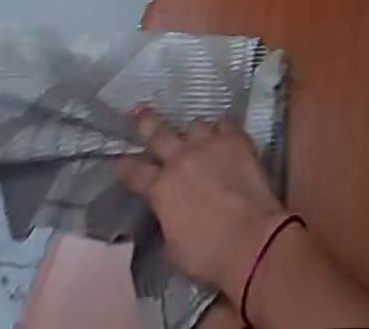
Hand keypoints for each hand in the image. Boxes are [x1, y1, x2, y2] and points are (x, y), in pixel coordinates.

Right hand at [113, 108, 287, 293]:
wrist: (252, 240)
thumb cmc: (209, 255)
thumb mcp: (173, 250)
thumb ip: (165, 224)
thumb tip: (165, 217)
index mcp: (161, 188)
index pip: (134, 172)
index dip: (123, 165)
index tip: (117, 159)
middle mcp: (180, 159)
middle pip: (158, 132)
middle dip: (145, 122)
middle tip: (138, 112)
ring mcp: (208, 145)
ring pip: (193, 125)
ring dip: (191, 132)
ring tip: (194, 135)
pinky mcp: (235, 140)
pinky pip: (224, 123)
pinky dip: (221, 128)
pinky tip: (223, 133)